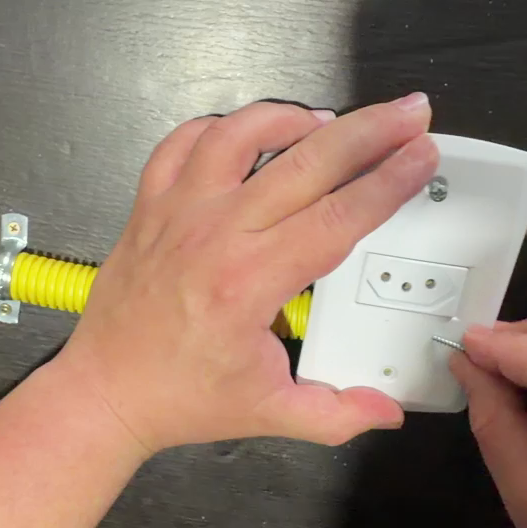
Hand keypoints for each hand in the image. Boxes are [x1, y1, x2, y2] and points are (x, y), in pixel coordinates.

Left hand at [51, 96, 439, 454]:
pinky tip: (245, 133)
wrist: (105, 392)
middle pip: (306, 162)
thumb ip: (335, 414)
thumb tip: (387, 410)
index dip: (388, 183)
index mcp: (249, 283)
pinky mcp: (148, 209)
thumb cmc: (180, 399)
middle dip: (369, 131)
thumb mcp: (267, 414)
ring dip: (291, 118)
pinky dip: (217, 128)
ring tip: (330, 120)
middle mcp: (213, 235)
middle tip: (408, 112)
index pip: (338, 218)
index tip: (421, 157)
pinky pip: (180, 144)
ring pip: (239, 134)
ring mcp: (176, 214)